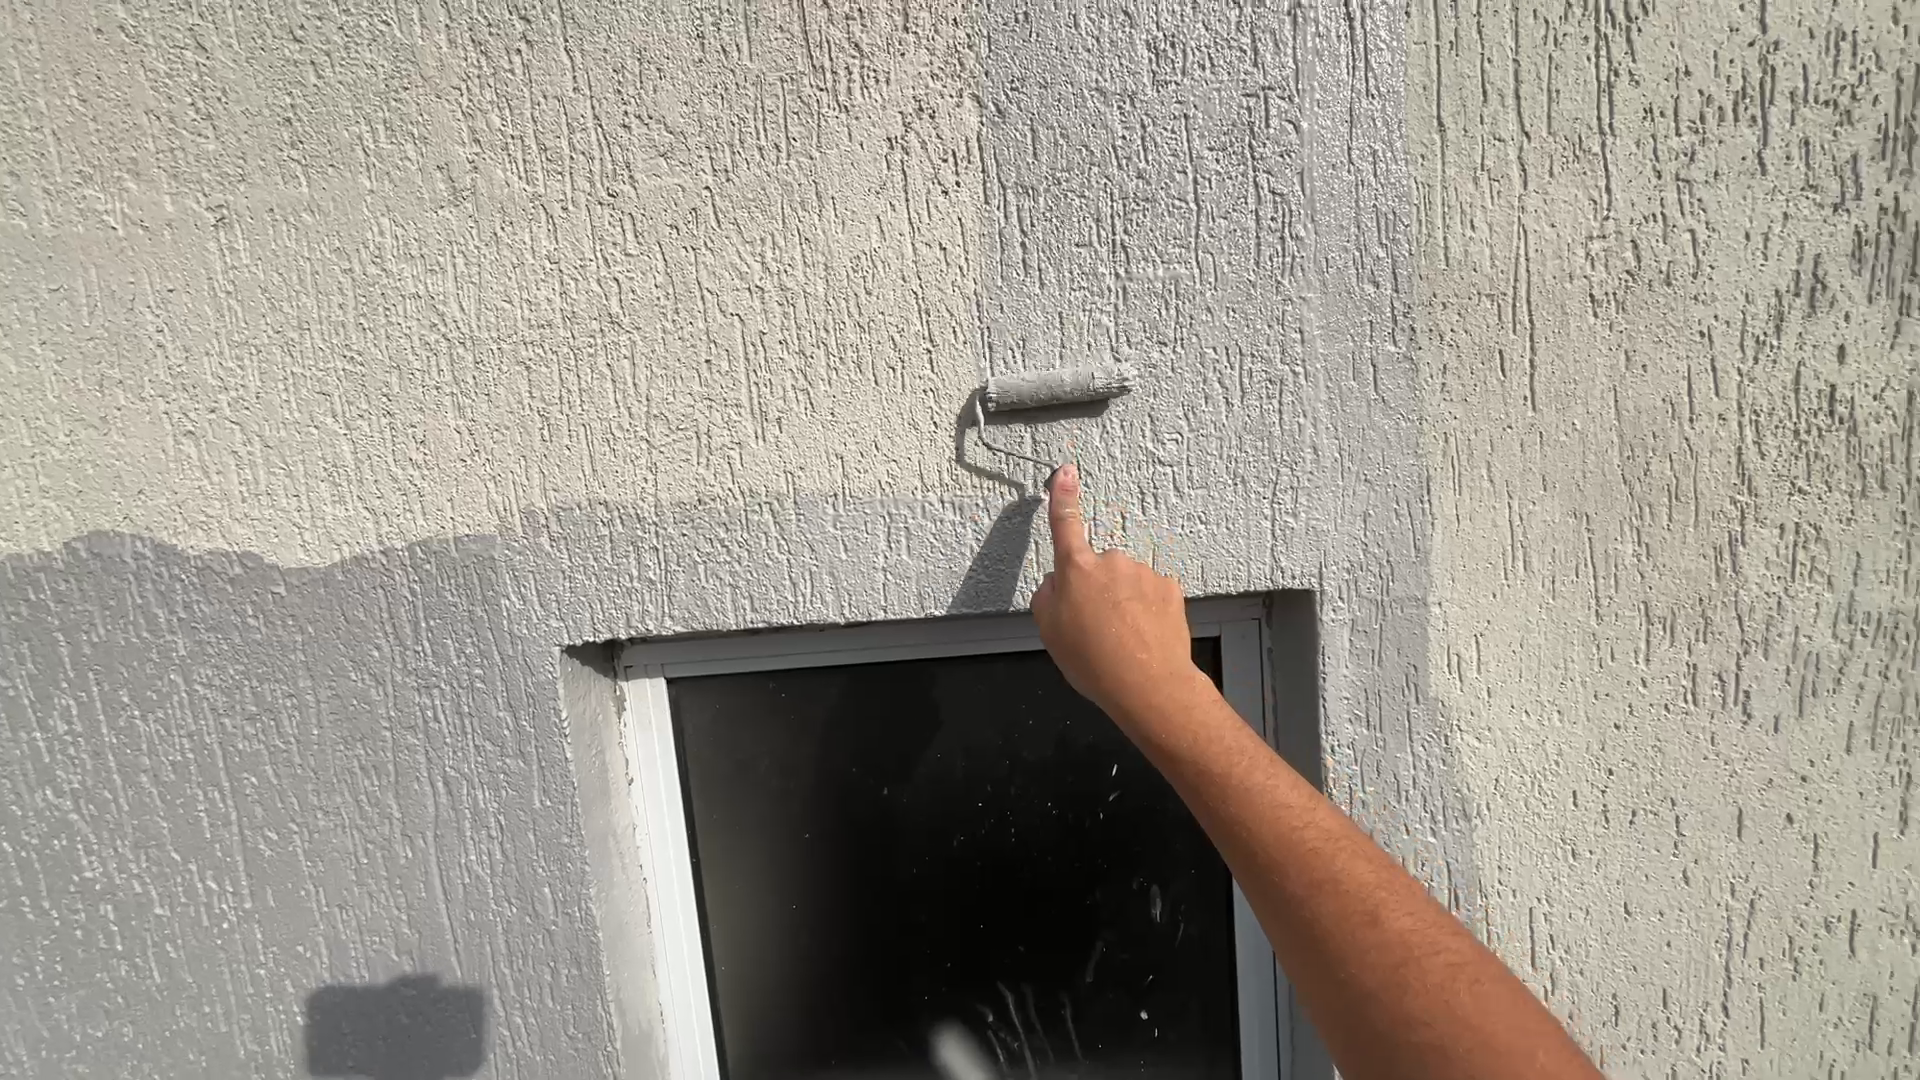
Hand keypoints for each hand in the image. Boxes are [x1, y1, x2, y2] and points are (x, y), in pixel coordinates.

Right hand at [1030, 464, 1207, 724]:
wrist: (1147, 685)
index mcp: (1076, 570)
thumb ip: (1048, 595)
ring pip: (1125, 583)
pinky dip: (1146, 611)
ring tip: (1120, 640)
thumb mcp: (1048, 630)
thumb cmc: (1093, 661)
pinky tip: (1142, 635)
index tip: (1065, 472)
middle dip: (1096, 591)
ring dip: (1122, 604)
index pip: (1065, 523)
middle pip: (1097, 570)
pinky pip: (1150, 593)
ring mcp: (1143, 573)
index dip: (1062, 495)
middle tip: (1095, 629)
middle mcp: (1111, 563)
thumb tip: (1059, 582)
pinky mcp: (1169, 588)